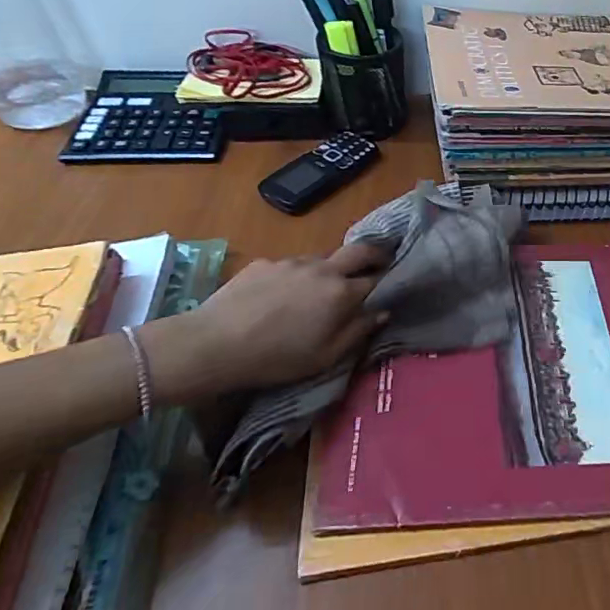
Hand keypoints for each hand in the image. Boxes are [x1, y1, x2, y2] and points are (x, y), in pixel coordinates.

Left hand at [141, 243, 389, 400]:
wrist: (217, 342)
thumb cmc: (278, 358)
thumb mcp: (325, 357)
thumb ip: (357, 332)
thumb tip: (381, 312)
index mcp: (340, 293)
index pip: (376, 278)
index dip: (388, 280)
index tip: (392, 284)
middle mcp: (321, 269)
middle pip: (358, 250)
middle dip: (374, 253)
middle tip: (378, 263)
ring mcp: (291, 261)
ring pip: (322, 258)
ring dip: (330, 269)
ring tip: (319, 293)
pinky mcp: (264, 262)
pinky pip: (291, 266)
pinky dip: (297, 277)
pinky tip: (281, 298)